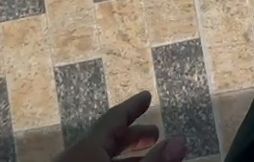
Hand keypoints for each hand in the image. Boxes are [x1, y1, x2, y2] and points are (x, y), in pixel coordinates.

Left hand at [54, 90, 185, 160]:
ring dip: (124, 159)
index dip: (132, 107)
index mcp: (85, 150)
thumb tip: (180, 140)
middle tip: (155, 134)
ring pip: (97, 160)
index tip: (147, 97)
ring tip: (146, 160)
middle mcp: (73, 159)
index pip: (112, 119)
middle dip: (132, 137)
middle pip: (105, 140)